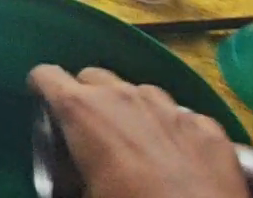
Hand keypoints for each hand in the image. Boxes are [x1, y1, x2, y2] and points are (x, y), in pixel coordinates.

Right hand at [29, 65, 246, 197]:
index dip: (44, 88)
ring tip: (143, 134)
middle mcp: (118, 95)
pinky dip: (179, 127)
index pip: (44, 74)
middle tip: (99, 123)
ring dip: (135, 105)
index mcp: (78, 105)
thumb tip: (72, 153)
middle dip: (91, 93)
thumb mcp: (81, 178)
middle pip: (92, 75)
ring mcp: (167, 108)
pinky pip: (185, 115)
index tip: (49, 105)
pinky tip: (184, 149)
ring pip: (140, 90)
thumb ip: (71, 150)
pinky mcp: (207, 127)